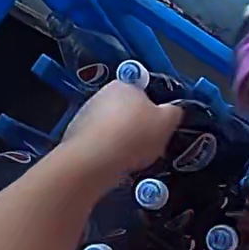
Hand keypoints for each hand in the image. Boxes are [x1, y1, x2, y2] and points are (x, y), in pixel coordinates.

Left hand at [59, 79, 181, 182]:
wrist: (95, 159)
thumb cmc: (135, 135)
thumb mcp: (167, 122)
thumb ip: (173, 112)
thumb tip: (172, 110)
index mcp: (125, 86)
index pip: (144, 96)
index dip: (154, 115)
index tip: (157, 132)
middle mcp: (101, 94)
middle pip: (126, 112)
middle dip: (136, 128)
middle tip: (146, 148)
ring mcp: (85, 114)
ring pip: (111, 129)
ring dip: (120, 141)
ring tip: (129, 159)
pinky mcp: (75, 135)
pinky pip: (98, 144)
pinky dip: (106, 152)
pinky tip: (112, 164)